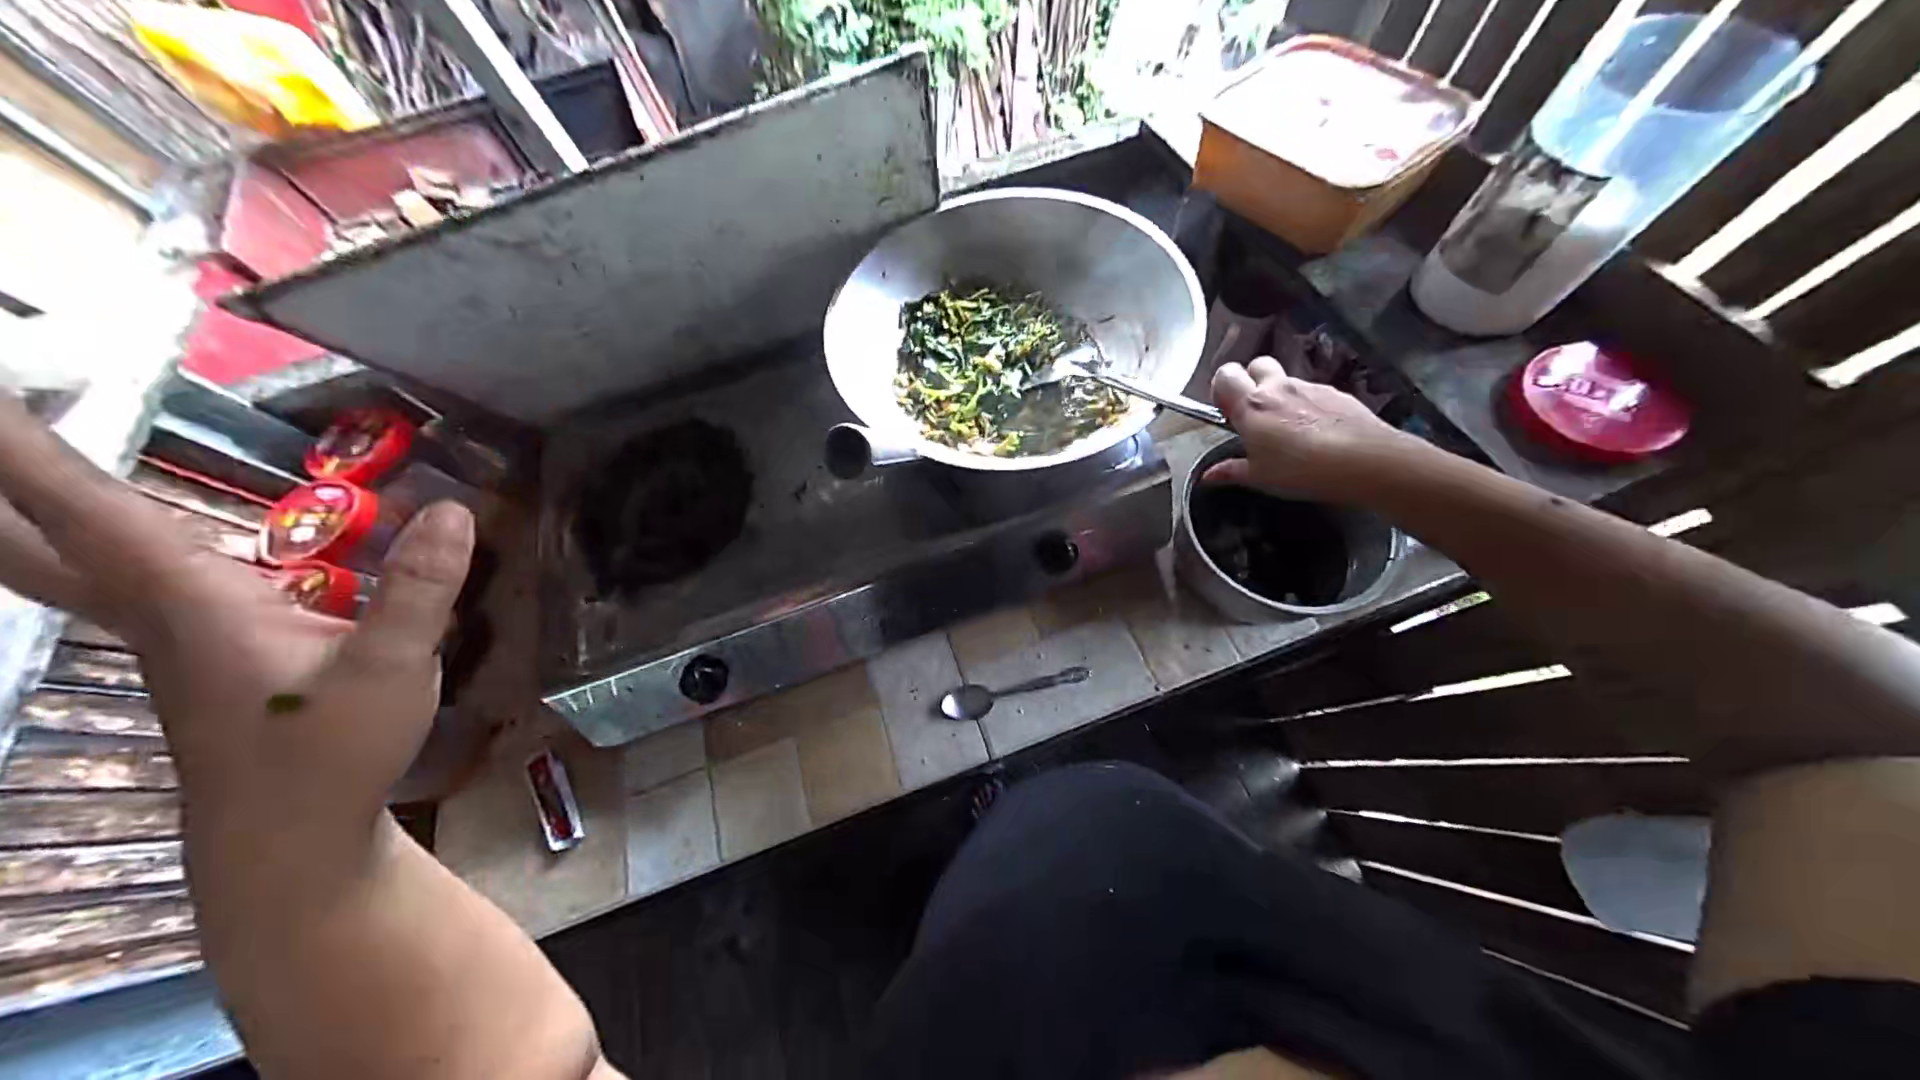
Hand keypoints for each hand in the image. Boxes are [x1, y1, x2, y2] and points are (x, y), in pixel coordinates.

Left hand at [0, 395, 472, 857]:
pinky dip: (97, 543)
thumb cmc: (330, 755)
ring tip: (29, 459)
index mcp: (191, 604)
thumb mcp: (390, 670)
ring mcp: (169, 640)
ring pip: (69, 565)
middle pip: (32, 542)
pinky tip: (135, 539)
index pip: (88, 511)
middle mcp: (159, 612)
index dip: (22, 446)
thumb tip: (454, 510)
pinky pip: (124, 583)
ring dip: (36, 510)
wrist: (290, 837)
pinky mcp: (198, 658)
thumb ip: (420, 589)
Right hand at [1204, 357, 1429, 502]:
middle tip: (1254, 413)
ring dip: (1280, 396)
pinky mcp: (1336, 394)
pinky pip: (1312, 393)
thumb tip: (1208, 475)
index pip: (1224, 375)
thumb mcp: (1259, 477)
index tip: (1226, 411)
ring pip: (1286, 380)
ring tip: (1287, 430)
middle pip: (1256, 364)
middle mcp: (1278, 388)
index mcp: (1251, 406)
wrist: (1365, 461)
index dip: (1221, 388)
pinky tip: (1315, 433)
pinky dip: (1307, 406)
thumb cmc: (1303, 470)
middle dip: (1251, 381)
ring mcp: (1310, 388)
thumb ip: (1231, 471)